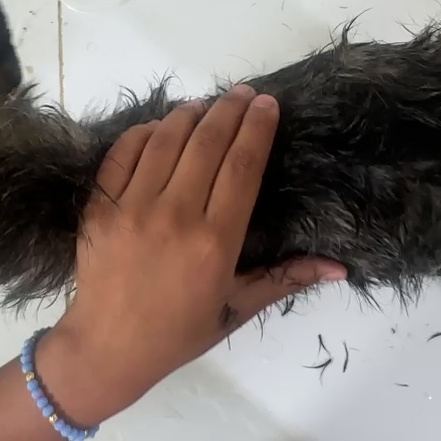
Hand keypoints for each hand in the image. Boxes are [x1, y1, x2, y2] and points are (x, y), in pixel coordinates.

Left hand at [33, 85, 346, 424]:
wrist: (107, 347)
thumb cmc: (178, 331)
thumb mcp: (236, 309)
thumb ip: (284, 279)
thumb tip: (339, 267)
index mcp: (215, 242)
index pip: (242, 167)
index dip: (257, 129)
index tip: (267, 104)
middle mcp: (174, 216)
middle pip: (207, 143)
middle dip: (229, 110)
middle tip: (243, 93)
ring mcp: (132, 207)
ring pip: (165, 140)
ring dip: (189, 114)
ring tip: (205, 104)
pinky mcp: (100, 205)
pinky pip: (124, 153)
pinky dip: (144, 132)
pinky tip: (161, 126)